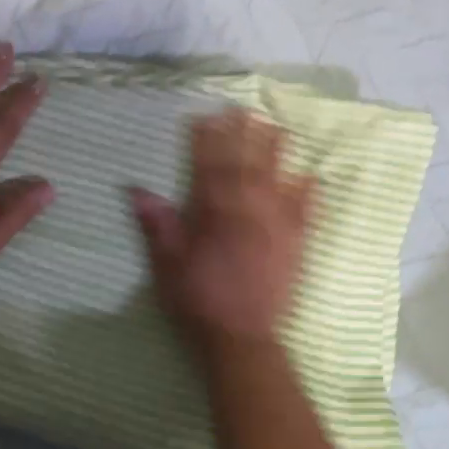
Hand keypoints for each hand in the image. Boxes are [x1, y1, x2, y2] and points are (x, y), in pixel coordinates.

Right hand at [131, 109, 317, 342]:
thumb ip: (158, 225)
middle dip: (243, 137)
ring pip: (277, 182)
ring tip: (277, 128)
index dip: (206, 141)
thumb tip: (137, 190)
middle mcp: (247, 214)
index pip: (207, 169)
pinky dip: (308, 194)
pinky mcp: (296, 247)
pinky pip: (306, 214)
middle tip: (244, 110)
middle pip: (245, 167)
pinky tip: (311, 177)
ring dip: (276, 154)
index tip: (205, 117)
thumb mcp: (166, 265)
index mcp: (213, 216)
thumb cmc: (197, 301)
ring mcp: (276, 229)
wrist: (241, 339)